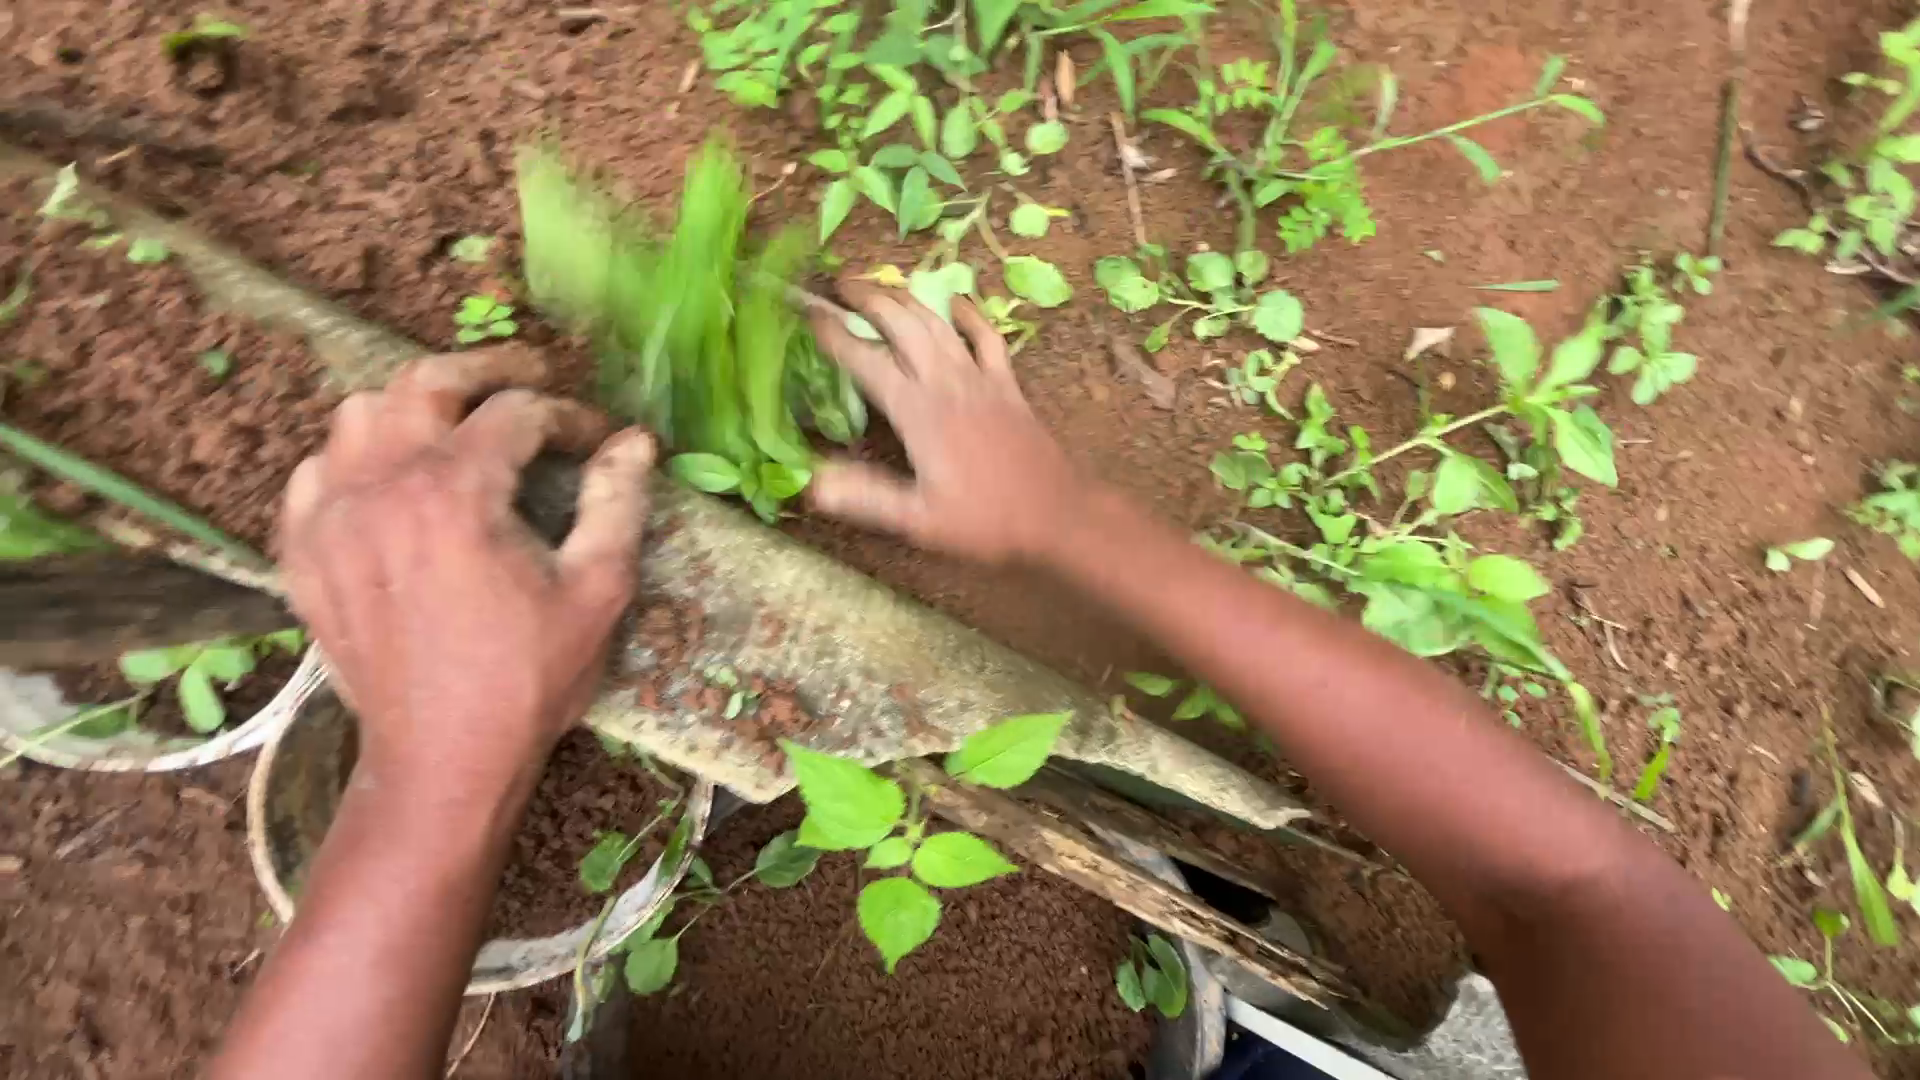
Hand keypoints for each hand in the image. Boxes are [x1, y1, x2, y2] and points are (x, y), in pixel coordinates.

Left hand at [277, 347, 655, 795]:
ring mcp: (327, 518)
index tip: (604, 440)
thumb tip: (635, 442)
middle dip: (487, 371)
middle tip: (534, 380)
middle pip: (423, 383)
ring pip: (361, 414)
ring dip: (423, 406)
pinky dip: (365, 454)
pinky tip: (403, 479)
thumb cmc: (533, 673)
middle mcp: (378, 487)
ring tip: (470, 425)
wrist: (444, 756)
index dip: (571, 416)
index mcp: (454, 493)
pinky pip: (319, 468)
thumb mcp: (600, 588)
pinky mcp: (303, 552)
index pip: (516, 414)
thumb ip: (618, 502)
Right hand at [805, 283, 1080, 563]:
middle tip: (838, 284)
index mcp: (918, 412)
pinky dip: (968, 314)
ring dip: (907, 297)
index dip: (833, 333)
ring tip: (881, 283)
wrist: (1056, 513)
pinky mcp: (1007, 385)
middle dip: (867, 298)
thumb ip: (867, 498)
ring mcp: (981, 379)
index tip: (807, 312)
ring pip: (938, 323)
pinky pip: (987, 337)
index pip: (865, 360)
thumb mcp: (919, 520)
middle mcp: (947, 383)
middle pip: (902, 324)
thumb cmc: (987, 521)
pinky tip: (955, 301)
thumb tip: (813, 483)